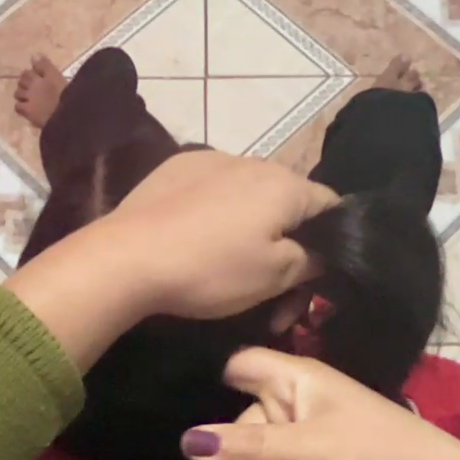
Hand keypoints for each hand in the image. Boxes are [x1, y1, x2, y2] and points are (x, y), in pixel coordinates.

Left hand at [95, 150, 338, 318]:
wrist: (128, 258)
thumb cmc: (211, 269)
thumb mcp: (274, 276)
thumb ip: (311, 261)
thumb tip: (322, 253)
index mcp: (286, 183)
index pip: (331, 208)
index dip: (330, 248)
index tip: (309, 286)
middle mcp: (255, 160)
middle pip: (288, 206)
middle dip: (286, 251)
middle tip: (270, 300)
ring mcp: (211, 160)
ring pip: (249, 200)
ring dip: (251, 236)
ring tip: (229, 273)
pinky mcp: (175, 169)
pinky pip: (212, 194)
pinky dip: (216, 220)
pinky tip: (196, 246)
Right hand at [180, 347, 459, 459]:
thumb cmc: (382, 455)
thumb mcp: (313, 452)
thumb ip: (249, 449)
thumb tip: (185, 443)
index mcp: (291, 383)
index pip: (238, 369)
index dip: (216, 392)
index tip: (203, 435)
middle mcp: (289, 409)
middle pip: (234, 444)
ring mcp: (298, 446)